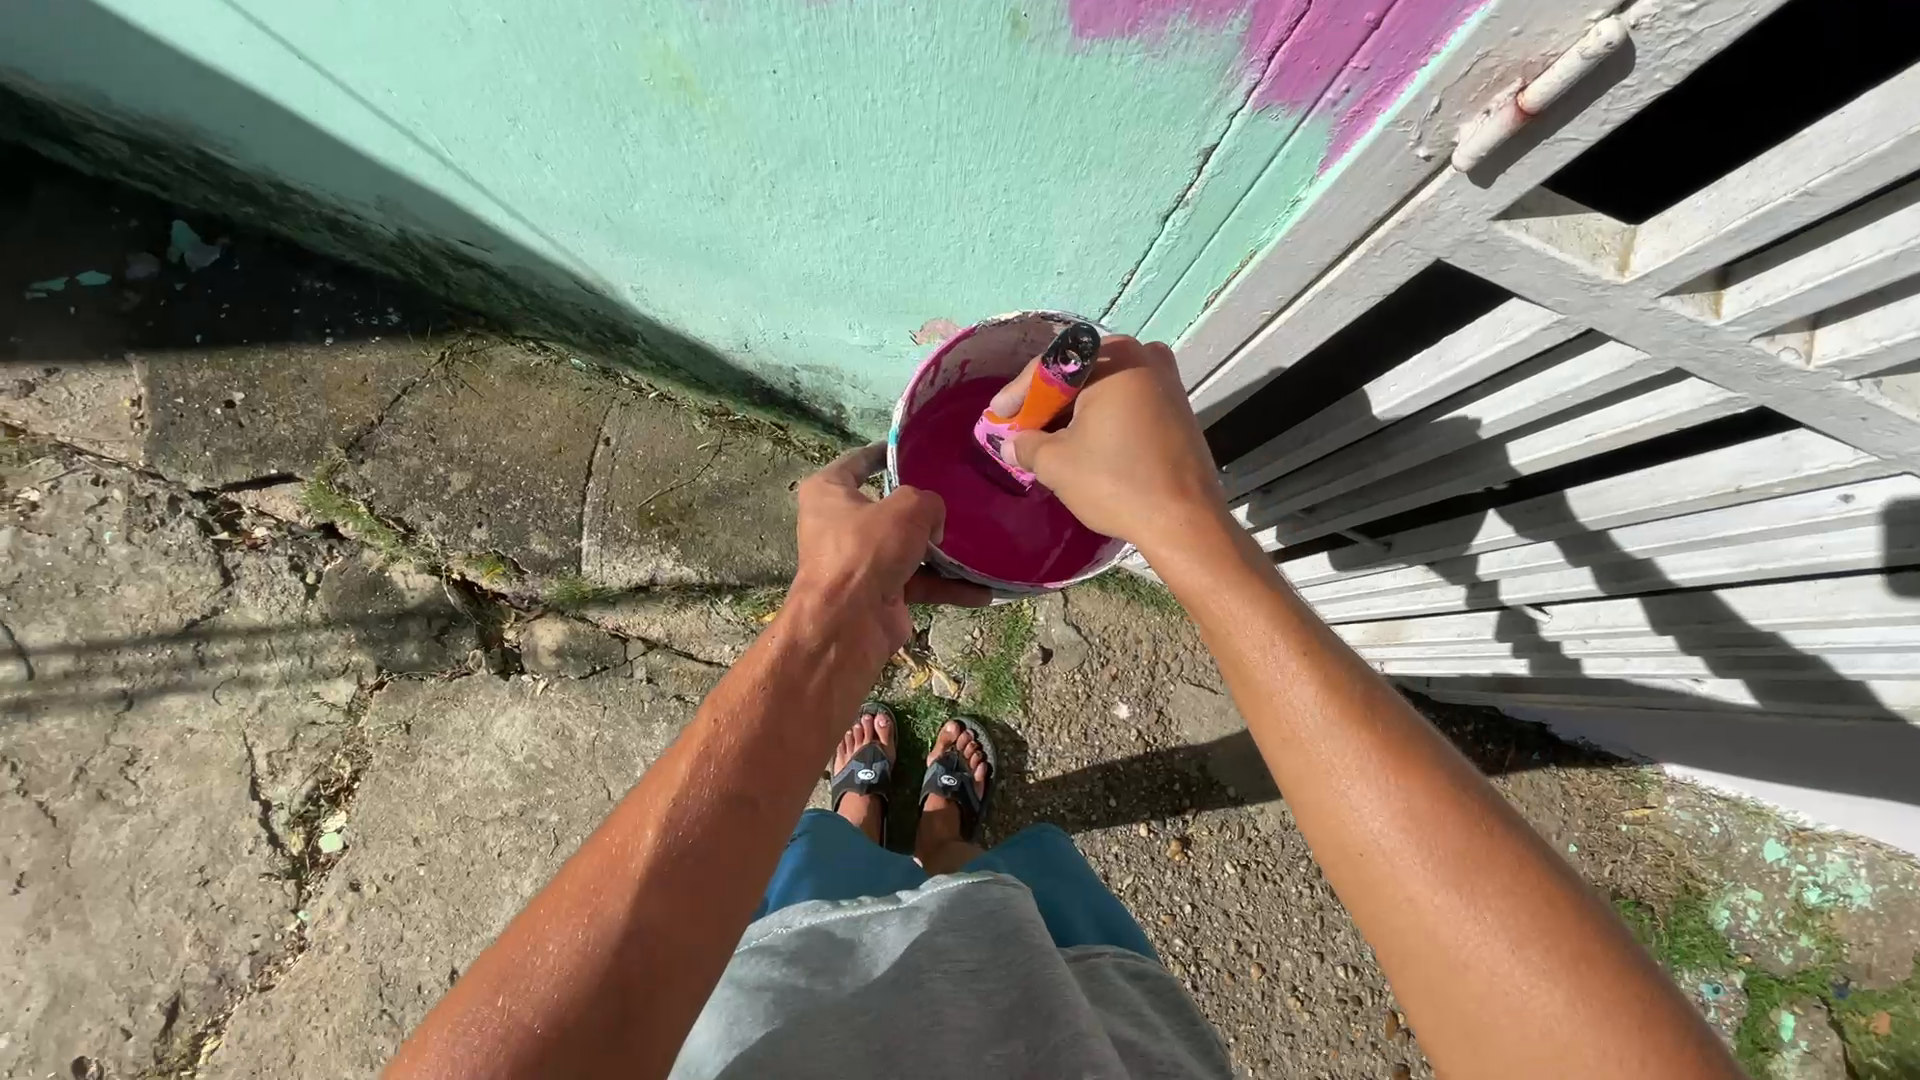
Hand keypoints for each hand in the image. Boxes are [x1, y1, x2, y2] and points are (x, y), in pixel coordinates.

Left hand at [788, 444, 989, 659]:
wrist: (849, 623)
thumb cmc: (867, 549)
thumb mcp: (907, 508)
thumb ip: (929, 502)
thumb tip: (933, 526)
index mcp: (828, 493)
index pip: (857, 462)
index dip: (884, 452)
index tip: (914, 446)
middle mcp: (840, 525)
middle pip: (889, 508)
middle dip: (922, 507)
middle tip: (959, 495)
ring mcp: (861, 561)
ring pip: (908, 548)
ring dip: (943, 551)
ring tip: (980, 542)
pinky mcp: (881, 592)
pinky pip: (921, 582)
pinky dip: (949, 586)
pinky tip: (983, 589)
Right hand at [1004, 336, 1226, 555]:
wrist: (1184, 520)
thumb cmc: (1116, 482)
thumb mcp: (1057, 463)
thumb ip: (1027, 445)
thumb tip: (1012, 443)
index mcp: (1113, 358)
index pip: (1050, 368)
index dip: (1017, 395)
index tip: (998, 417)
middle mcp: (1144, 356)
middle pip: (1078, 375)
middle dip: (1046, 404)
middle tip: (1021, 428)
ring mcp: (1166, 380)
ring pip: (1103, 389)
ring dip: (1073, 412)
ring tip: (1047, 439)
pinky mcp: (1177, 407)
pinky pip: (1125, 403)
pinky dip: (1100, 418)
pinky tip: (1083, 442)